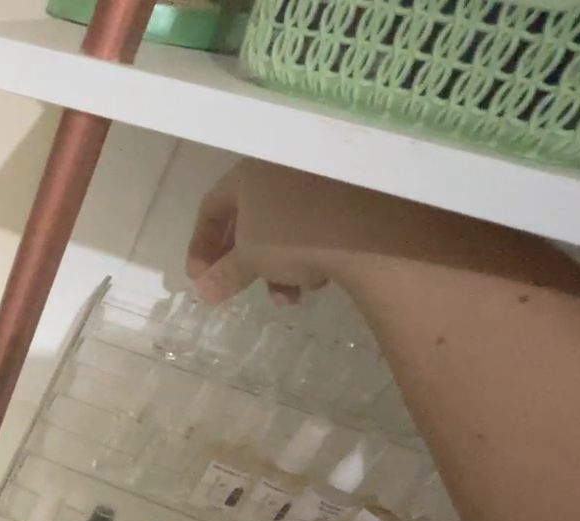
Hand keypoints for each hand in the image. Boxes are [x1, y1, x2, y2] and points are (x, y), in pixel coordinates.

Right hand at [188, 159, 516, 306]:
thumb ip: (222, 275)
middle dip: (245, 262)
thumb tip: (204, 290)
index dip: (200, 246)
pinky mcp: (362, 187)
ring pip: (288, 224)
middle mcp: (286, 165)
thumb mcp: (249, 260)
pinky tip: (320, 278)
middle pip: (252, 218)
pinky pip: (321, 220)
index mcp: (252, 172)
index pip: (212, 207)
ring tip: (290, 296)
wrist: (378, 226)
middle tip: (241, 288)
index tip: (201, 278)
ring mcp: (327, 173)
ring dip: (279, 266)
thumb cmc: (296, 236)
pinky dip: (311, 250)